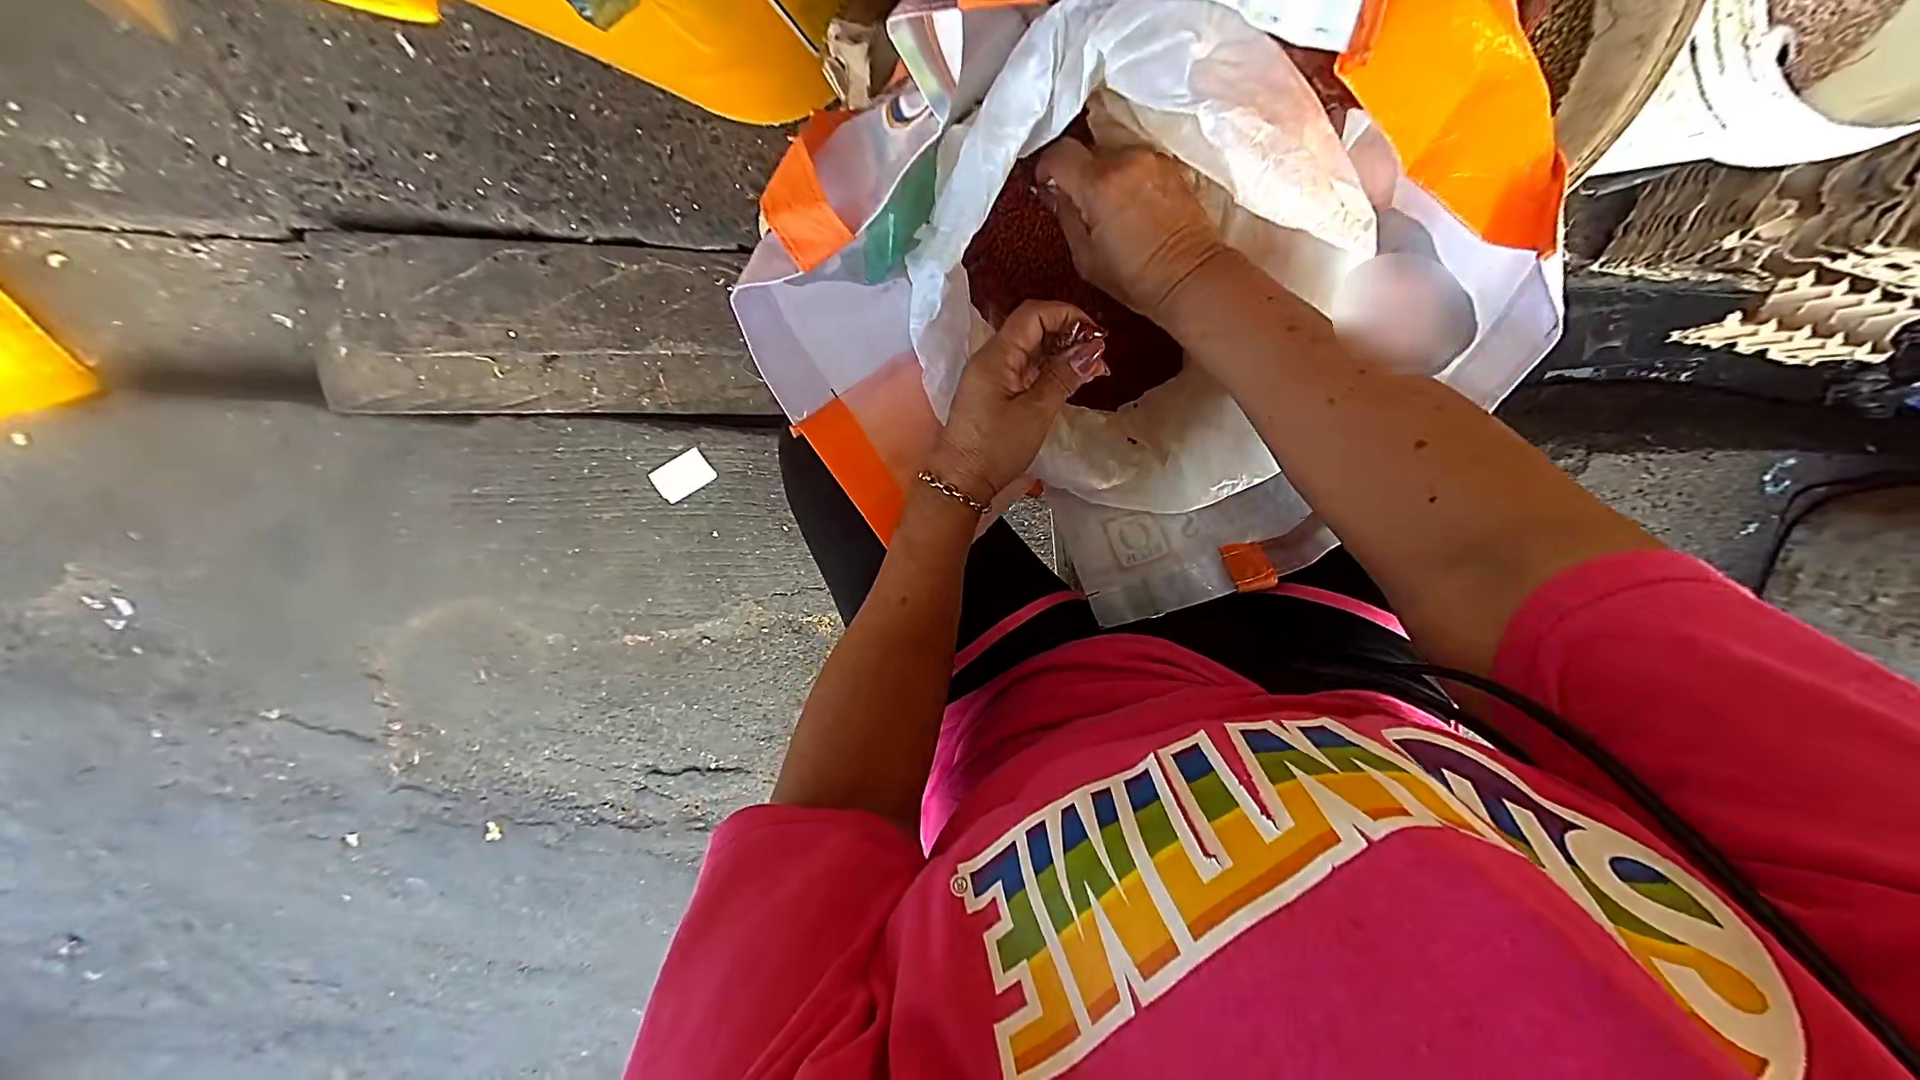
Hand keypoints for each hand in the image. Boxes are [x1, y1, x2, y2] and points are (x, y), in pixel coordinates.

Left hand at [927, 301, 1107, 503]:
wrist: (962, 480)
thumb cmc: (996, 448)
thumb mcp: (1036, 412)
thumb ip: (1063, 376)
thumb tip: (1092, 349)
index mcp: (996, 356)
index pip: (1032, 314)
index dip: (1066, 314)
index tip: (1095, 331)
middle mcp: (990, 358)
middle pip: (1031, 327)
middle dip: (1067, 332)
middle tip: (1098, 352)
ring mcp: (990, 374)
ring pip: (1029, 348)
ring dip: (1060, 351)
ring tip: (1090, 367)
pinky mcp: (993, 391)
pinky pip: (1023, 367)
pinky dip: (1047, 368)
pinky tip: (1068, 378)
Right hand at [1035, 139, 1229, 322]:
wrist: (1189, 277)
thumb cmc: (1135, 278)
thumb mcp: (1086, 258)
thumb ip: (1066, 218)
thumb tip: (1055, 195)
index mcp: (1099, 184)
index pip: (1060, 153)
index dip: (1046, 167)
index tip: (1045, 183)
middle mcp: (1125, 160)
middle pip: (1088, 151)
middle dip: (1078, 174)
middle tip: (1078, 205)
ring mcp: (1151, 159)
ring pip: (1113, 155)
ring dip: (1104, 176)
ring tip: (1108, 209)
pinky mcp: (1170, 166)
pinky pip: (1136, 162)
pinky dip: (1126, 178)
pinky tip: (1131, 207)